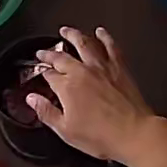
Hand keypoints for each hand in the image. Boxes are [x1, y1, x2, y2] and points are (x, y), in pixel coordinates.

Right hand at [27, 27, 160, 163]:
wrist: (134, 133)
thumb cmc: (101, 136)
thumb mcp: (66, 130)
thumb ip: (46, 112)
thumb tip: (32, 99)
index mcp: (67, 87)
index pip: (49, 74)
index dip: (42, 72)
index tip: (40, 71)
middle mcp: (82, 72)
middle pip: (61, 57)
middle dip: (50, 53)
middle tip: (44, 51)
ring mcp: (101, 67)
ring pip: (84, 43)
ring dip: (73, 35)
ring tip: (66, 31)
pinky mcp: (119, 67)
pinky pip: (110, 46)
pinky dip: (104, 37)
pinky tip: (100, 32)